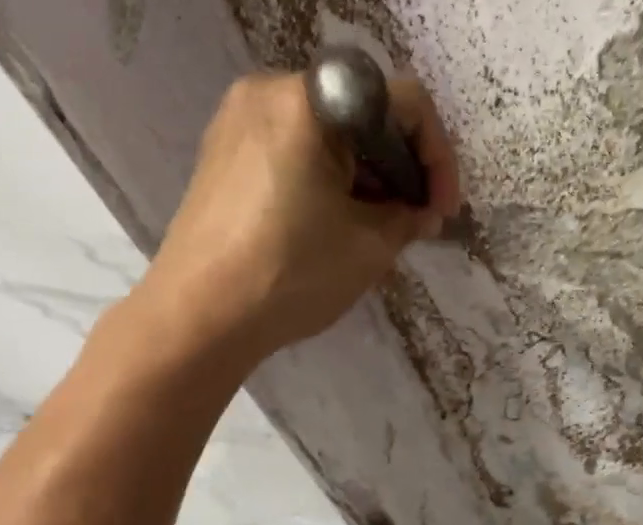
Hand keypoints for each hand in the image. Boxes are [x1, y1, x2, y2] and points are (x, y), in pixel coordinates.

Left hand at [137, 72, 462, 363]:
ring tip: (378, 230)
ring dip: (365, 176)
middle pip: (361, 113)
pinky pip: (294, 149)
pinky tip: (335, 224)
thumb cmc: (291, 273)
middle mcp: (269, 91)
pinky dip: (327, 179)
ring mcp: (239, 120)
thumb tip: (421, 210)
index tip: (441, 211)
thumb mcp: (370, 247)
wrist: (201, 314)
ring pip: (328, 133)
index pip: (401, 103)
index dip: (436, 157)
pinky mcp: (224, 152)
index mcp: (309, 101)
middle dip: (398, 168)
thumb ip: (410, 216)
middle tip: (415, 221)